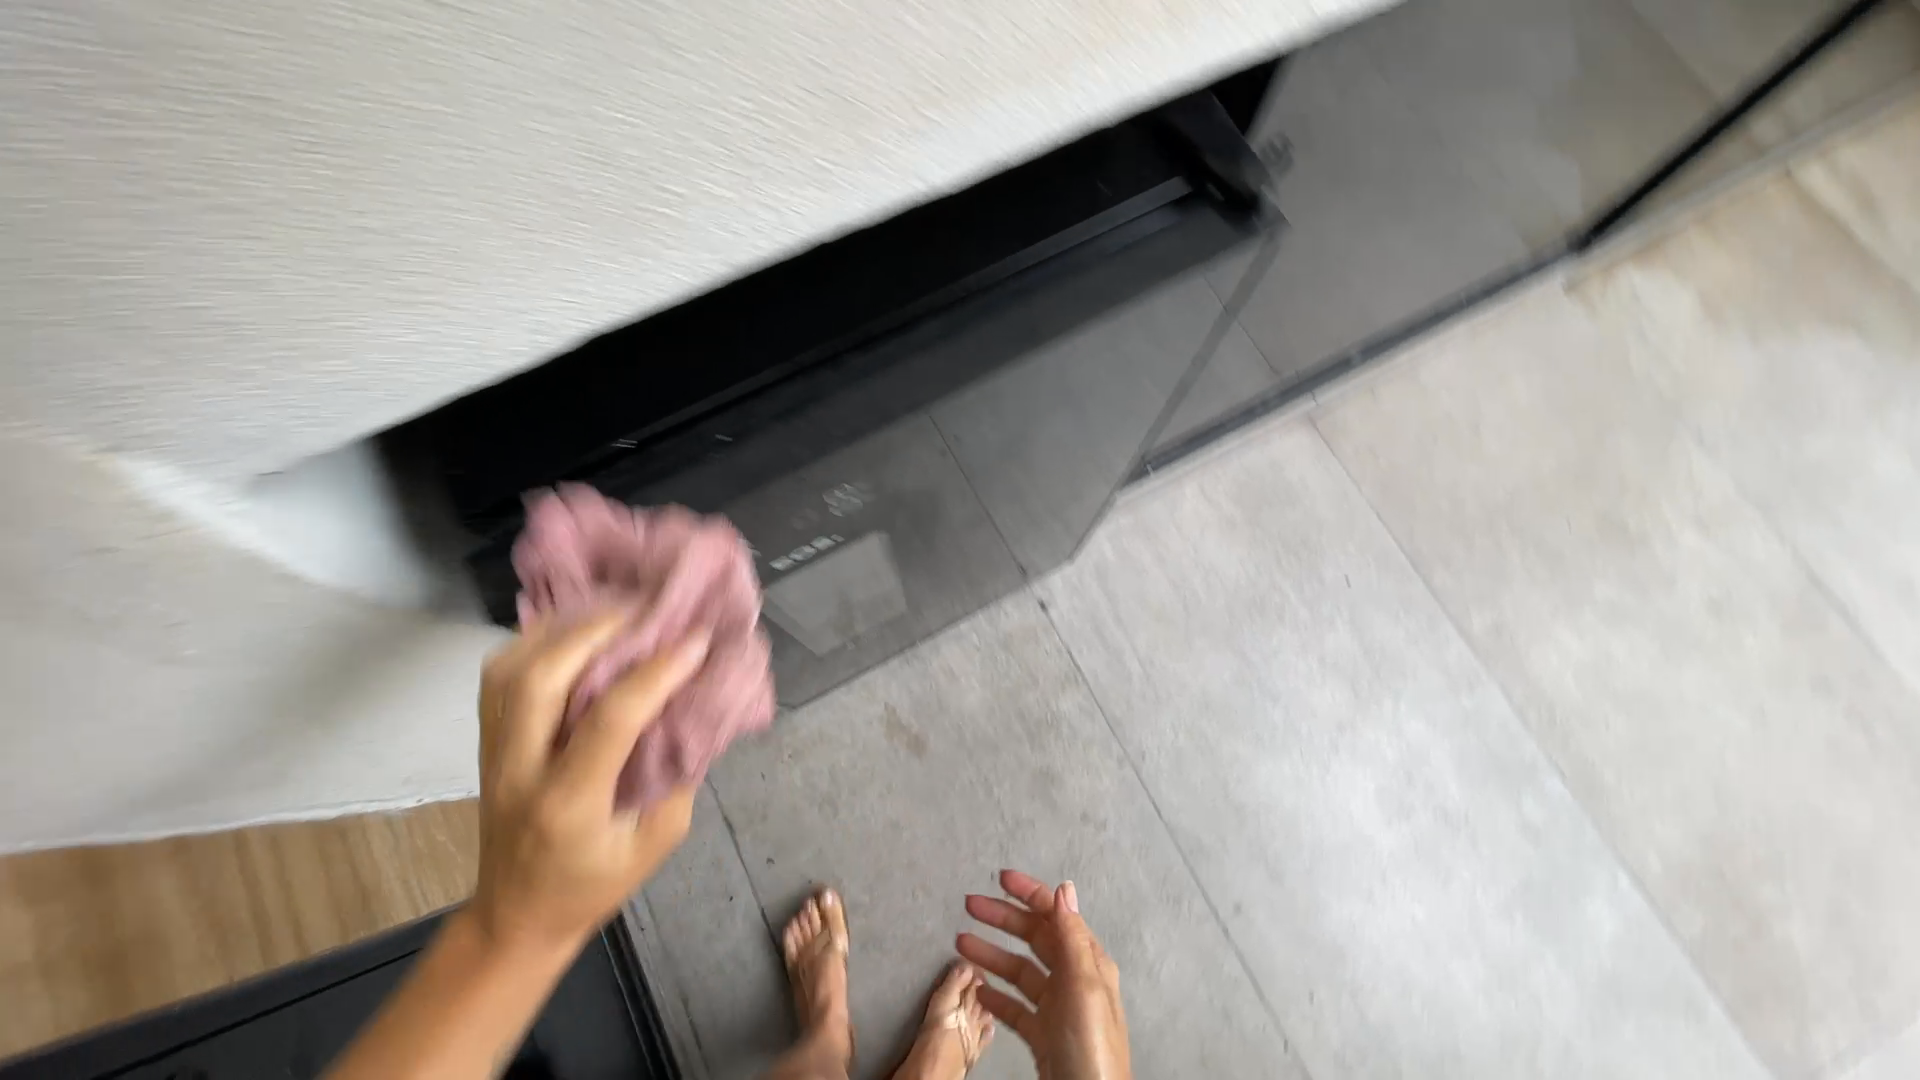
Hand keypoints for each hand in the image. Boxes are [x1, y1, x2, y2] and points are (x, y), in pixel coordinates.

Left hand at [470, 609, 707, 955]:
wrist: (516, 916)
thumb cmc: (593, 884)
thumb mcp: (657, 840)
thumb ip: (677, 774)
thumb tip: (694, 708)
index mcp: (570, 803)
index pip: (612, 720)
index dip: (658, 673)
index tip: (696, 641)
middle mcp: (520, 770)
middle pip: (542, 679)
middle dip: (596, 632)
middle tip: (645, 610)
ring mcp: (493, 754)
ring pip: (511, 670)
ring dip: (562, 631)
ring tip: (611, 612)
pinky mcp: (486, 743)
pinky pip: (499, 677)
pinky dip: (535, 643)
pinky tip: (572, 633)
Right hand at [957, 870, 1131, 1079]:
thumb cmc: (1090, 1046)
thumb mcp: (1083, 988)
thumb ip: (1071, 938)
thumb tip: (1064, 887)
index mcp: (1088, 962)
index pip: (1056, 914)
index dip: (1029, 893)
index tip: (1000, 878)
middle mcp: (1074, 979)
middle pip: (1035, 938)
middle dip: (1003, 918)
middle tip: (969, 904)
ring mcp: (1058, 1008)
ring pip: (1020, 970)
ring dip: (992, 953)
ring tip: (960, 944)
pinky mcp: (1043, 1036)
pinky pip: (1016, 1007)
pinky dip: (996, 995)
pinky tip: (977, 989)